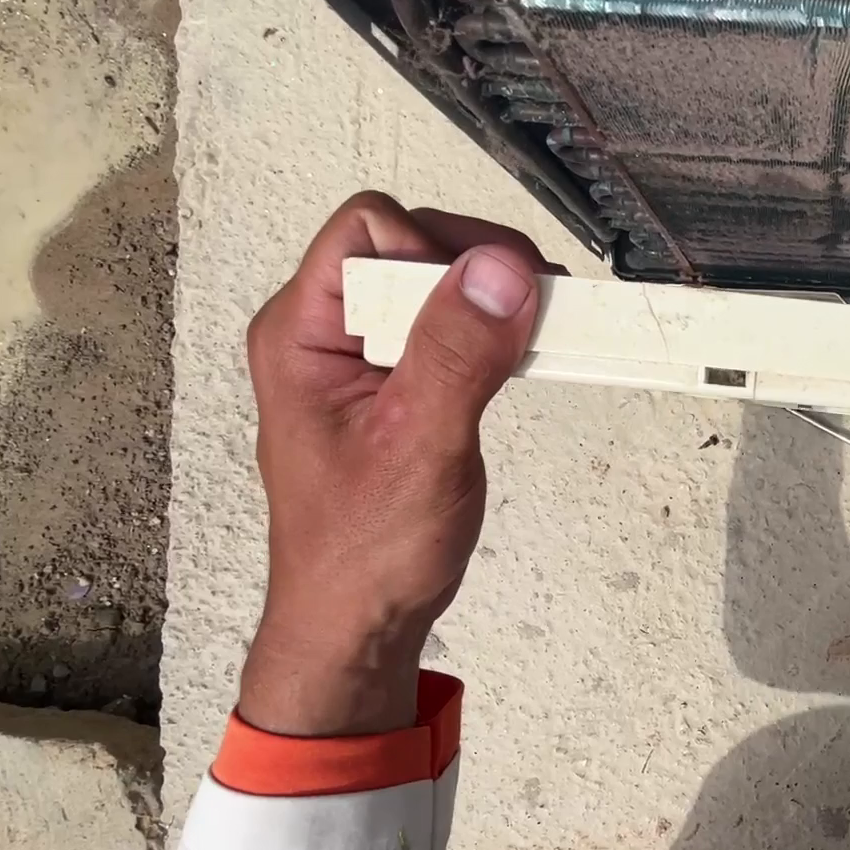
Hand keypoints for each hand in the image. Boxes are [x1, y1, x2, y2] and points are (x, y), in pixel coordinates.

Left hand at [239, 192, 556, 736]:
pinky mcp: (403, 389)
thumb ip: (458, 355)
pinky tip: (523, 355)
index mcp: (304, 331)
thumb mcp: (418, 445)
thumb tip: (505, 269)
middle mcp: (330, 333)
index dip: (444, 246)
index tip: (509, 295)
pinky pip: (449, 332)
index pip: (371, 229)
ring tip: (545, 329)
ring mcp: (367, 361)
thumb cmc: (372, 547)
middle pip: (408, 248)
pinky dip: (494, 333)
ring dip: (495, 299)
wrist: (363, 619)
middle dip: (481, 266)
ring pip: (435, 289)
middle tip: (544, 305)